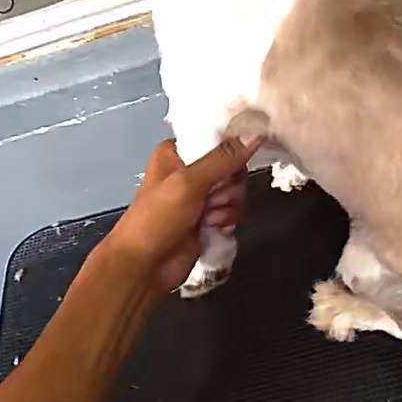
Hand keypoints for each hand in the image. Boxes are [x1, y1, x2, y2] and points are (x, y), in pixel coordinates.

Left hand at [98, 136, 259, 293]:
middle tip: (212, 199)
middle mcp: (191, 171)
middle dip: (229, 186)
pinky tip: (214, 227)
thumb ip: (223, 159)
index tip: (231, 168)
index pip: (218, 140)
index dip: (230, 153)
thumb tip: (256, 134)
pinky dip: (229, 219)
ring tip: (209, 218)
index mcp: (177, 153)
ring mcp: (202, 196)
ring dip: (229, 206)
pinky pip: (235, 210)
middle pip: (233, 167)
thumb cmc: (158, 219)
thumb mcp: (188, 183)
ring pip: (237, 190)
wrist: (146, 266)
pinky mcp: (210, 218)